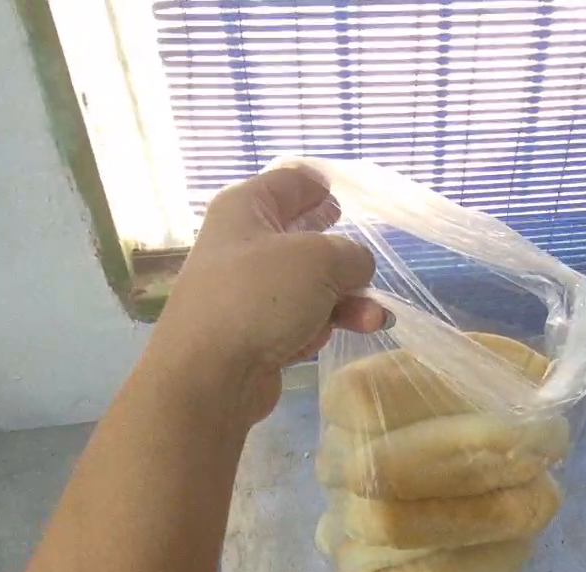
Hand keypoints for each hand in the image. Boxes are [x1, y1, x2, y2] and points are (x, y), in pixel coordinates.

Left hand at [145, 167, 387, 427]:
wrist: (211, 374)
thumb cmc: (260, 297)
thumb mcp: (320, 260)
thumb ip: (351, 255)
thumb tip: (356, 268)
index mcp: (246, 210)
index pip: (287, 184)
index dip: (315, 186)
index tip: (338, 194)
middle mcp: (242, 248)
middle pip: (301, 241)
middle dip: (341, 256)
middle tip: (364, 261)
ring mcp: (247, 295)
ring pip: (308, 288)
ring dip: (346, 301)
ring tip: (375, 318)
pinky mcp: (256, 336)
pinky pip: (300, 321)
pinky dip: (324, 326)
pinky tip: (352, 333)